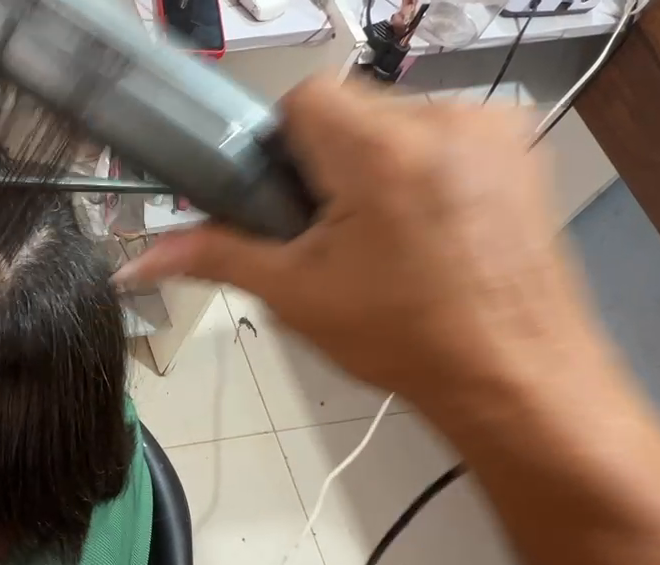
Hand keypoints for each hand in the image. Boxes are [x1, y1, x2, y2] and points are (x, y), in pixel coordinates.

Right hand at [117, 77, 600, 405]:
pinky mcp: (520, 147)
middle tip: (321, 235)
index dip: (276, 146)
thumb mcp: (293, 296)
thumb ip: (215, 258)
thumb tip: (139, 261)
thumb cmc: (400, 339)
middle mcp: (445, 119)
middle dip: (322, 164)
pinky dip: (415, 172)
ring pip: (394, 123)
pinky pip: (441, 136)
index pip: (303, 98)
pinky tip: (416, 233)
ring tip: (373, 242)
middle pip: (348, 110)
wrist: (510, 371)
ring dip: (368, 168)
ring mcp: (493, 128)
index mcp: (381, 151)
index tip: (278, 202)